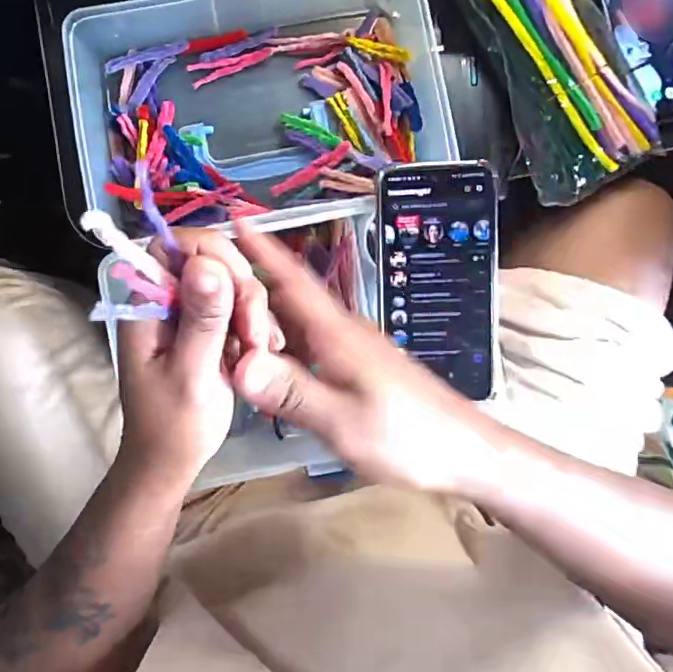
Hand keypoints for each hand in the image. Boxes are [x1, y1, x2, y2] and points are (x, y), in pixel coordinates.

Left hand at [115, 231, 271, 481]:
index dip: (209, 252)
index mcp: (148, 304)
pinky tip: (260, 352)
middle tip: (252, 336)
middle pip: (212, 261)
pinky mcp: (210, 326)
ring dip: (253, 314)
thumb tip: (206, 263)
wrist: (172, 460)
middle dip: (241, 291)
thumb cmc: (173, 424)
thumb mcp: (191, 373)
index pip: (171, 246)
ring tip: (255, 353)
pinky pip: (240, 307)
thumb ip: (201, 319)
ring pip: (233, 283)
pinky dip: (256, 326)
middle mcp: (168, 299)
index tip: (239, 285)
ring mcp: (190, 312)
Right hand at [229, 224, 505, 495]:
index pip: (292, 279)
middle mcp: (341, 330)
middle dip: (250, 278)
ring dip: (263, 308)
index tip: (237, 220)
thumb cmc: (408, 435)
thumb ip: (292, 393)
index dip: (264, 248)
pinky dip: (281, 337)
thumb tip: (237, 364)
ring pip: (297, 318)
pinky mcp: (356, 366)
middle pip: (289, 295)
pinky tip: (267, 353)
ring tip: (224, 309)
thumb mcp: (344, 421)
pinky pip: (307, 341)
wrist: (464, 450)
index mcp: (335, 333)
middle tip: (208, 274)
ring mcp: (350, 348)